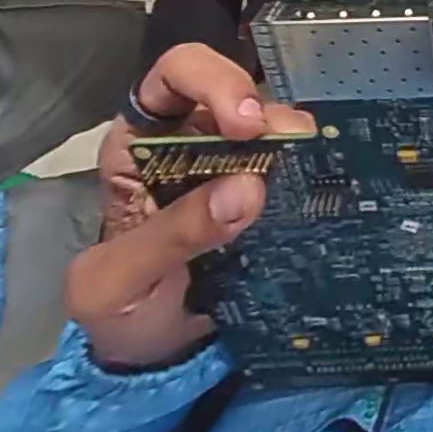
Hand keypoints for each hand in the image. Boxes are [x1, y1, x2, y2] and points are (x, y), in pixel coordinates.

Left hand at [67, 44, 314, 368]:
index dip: (211, 80)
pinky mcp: (265, 187)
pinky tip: (316, 179)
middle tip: (288, 140)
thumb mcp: (116, 284)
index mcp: (141, 141)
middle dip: (258, 106)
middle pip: (229, 85)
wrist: (153, 355)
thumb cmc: (119, 309)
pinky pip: (290, 159)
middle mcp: (190, 136)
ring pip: (268, 120)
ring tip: (305, 165)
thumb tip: (246, 189)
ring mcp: (232, 160)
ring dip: (289, 136)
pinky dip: (306, 163)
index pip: (174, 76)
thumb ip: (168, 236)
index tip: (244, 123)